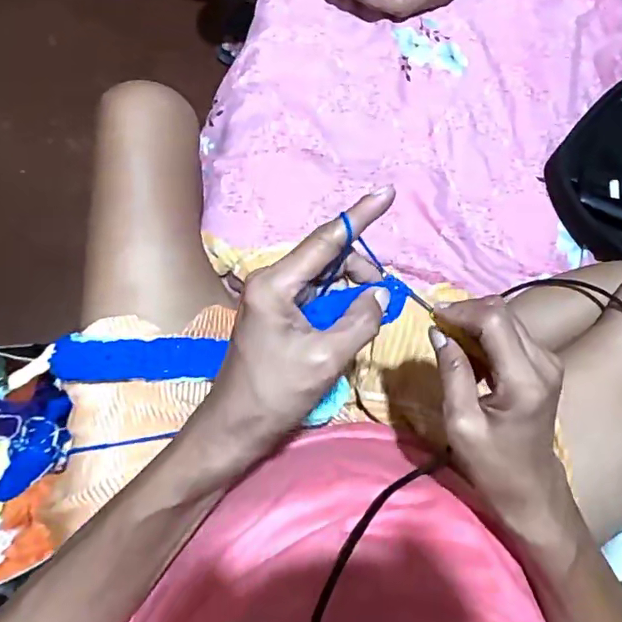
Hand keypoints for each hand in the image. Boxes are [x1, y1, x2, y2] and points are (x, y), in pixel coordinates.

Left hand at [193, 187, 394, 467]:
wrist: (234, 428)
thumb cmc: (274, 393)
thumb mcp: (326, 358)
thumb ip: (360, 320)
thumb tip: (381, 293)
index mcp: (275, 284)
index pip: (326, 240)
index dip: (360, 215)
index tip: (387, 193)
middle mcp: (272, 281)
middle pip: (328, 256)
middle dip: (360, 268)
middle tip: (383, 296)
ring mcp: (274, 297)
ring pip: (326, 276)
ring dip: (352, 287)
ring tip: (370, 313)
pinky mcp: (279, 313)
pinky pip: (318, 295)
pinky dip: (341, 302)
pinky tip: (353, 320)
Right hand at [432, 298, 585, 551]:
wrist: (532, 488)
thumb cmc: (493, 465)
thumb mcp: (462, 424)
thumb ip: (452, 374)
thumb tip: (438, 332)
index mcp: (525, 380)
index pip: (495, 321)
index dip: (463, 311)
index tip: (433, 316)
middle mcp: (544, 362)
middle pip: (504, 314)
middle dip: (468, 312)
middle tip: (438, 324)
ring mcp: (549, 361)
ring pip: (509, 319)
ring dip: (477, 321)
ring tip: (449, 334)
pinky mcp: (546, 364)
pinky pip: (513, 333)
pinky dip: (488, 333)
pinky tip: (469, 349)